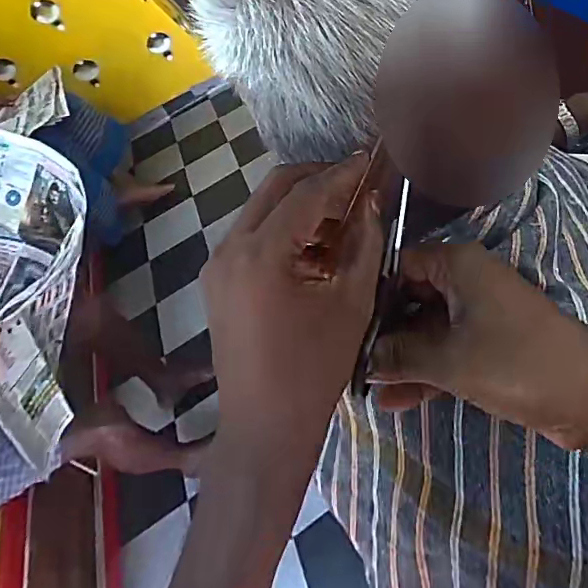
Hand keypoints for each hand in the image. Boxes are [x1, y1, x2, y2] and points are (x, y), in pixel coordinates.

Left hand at [201, 156, 384, 460]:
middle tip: (356, 184)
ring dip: (300, 202)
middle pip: (275, 187)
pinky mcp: (216, 278)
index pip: (306, 192)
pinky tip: (315, 244)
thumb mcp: (352, 302)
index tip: (370, 159)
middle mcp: (230, 247)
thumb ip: (364, 242)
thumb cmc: (315, 370)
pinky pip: (252, 234)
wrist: (264, 428)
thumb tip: (371, 201)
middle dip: (317, 178)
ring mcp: (217, 262)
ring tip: (341, 216)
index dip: (342, 174)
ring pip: (262, 207)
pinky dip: (284, 227)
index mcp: (261, 253)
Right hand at [369, 243, 587, 447]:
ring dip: (402, 358)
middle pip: (411, 298)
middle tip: (350, 360)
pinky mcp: (490, 343)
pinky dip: (426, 370)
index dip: (370, 293)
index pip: (399, 265)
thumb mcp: (448, 360)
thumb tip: (361, 359)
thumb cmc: (514, 361)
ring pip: (428, 328)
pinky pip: (448, 349)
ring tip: (366, 388)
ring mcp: (479, 312)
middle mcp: (466, 279)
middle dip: (384, 332)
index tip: (343, 323)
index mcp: (456, 263)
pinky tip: (395, 400)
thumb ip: (398, 356)